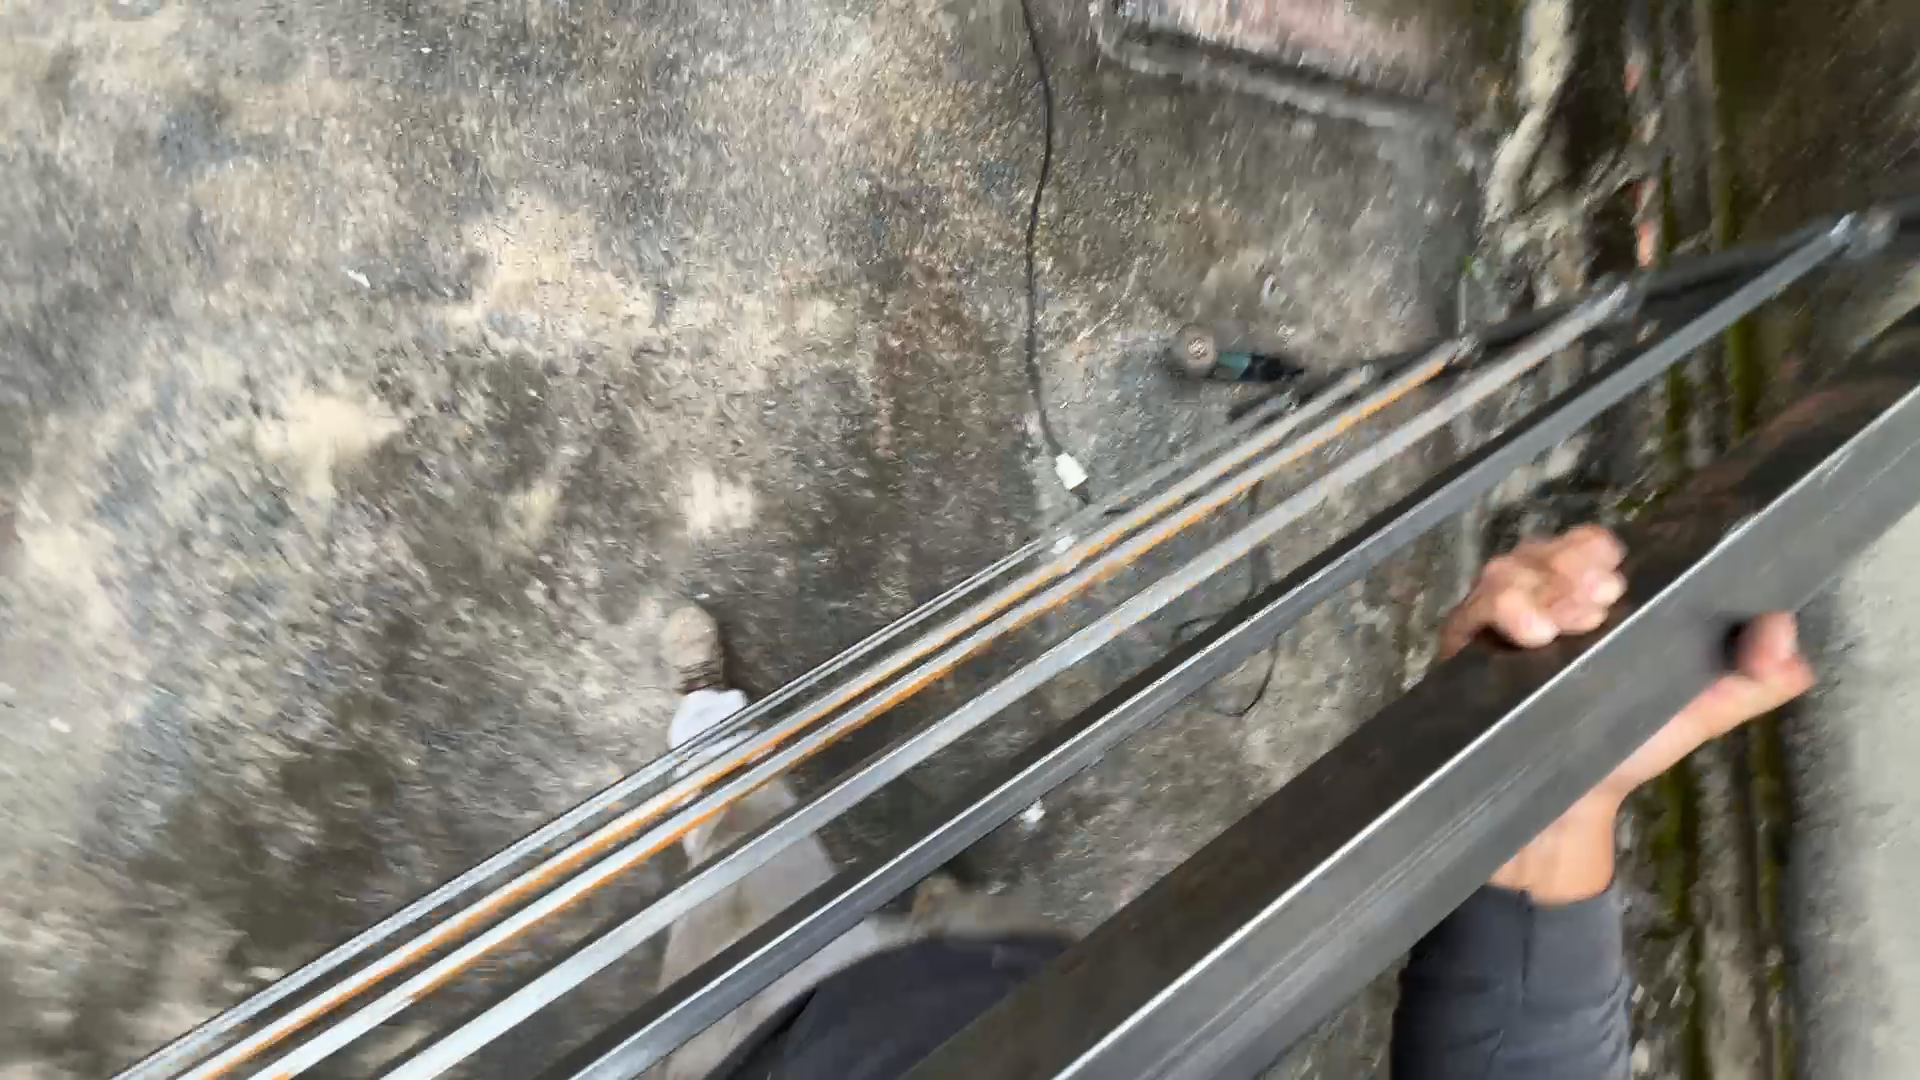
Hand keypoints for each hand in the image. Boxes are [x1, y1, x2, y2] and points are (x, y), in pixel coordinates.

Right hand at [1439, 526, 1815, 903]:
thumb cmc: (1626, 743)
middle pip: (1541, 550)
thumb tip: (1778, 626)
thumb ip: (1758, 674)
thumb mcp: (1702, 708)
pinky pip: (1472, 606)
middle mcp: (1541, 602)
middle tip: (1599, 600)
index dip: (1595, 550)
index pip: (1587, 549)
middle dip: (1568, 563)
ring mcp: (1498, 620)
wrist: (1567, 792)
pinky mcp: (1464, 642)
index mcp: (1594, 603)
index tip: (1616, 579)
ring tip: (1564, 625)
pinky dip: (1500, 608)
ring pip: (1505, 570)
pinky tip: (1529, 635)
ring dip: (1536, 586)